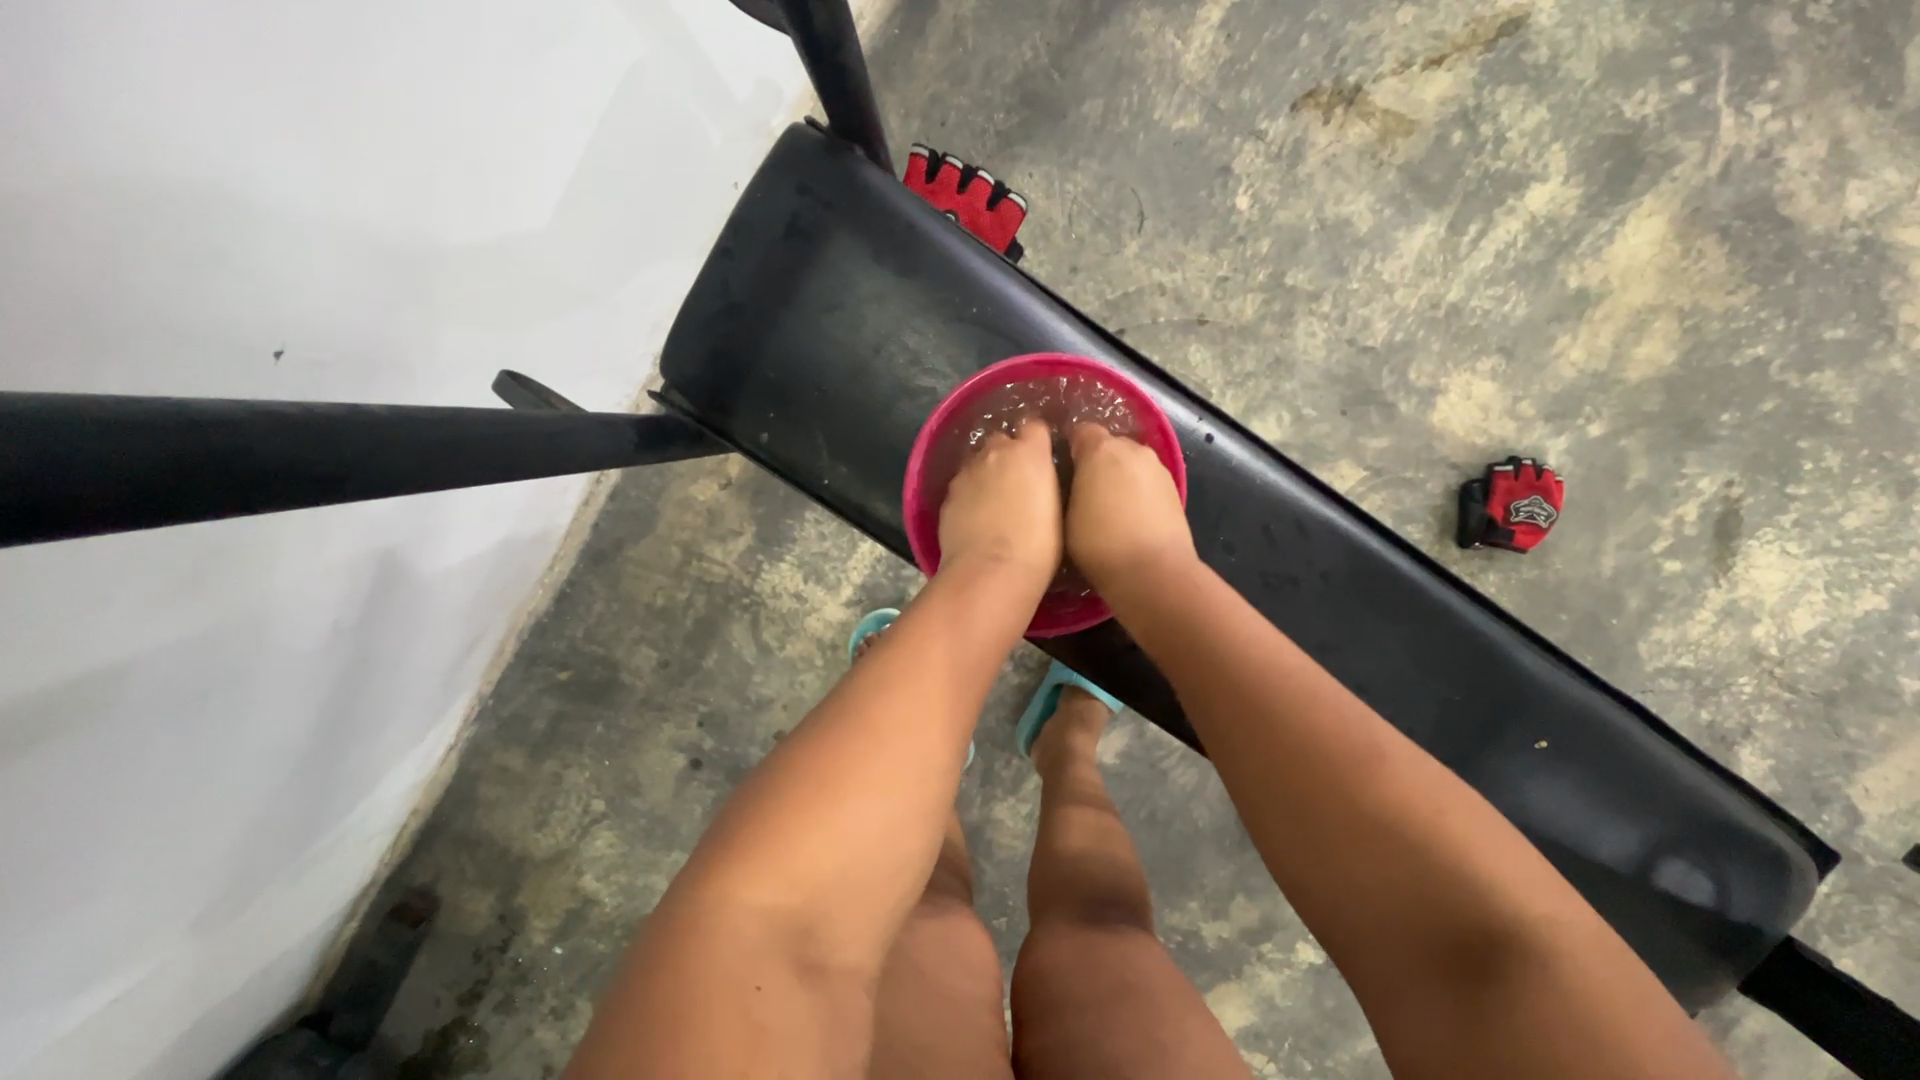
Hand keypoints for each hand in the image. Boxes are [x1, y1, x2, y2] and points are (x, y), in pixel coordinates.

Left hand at [938, 419, 1062, 583]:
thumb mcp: (1057, 511)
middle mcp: (995, 453)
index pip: (1034, 426)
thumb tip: (1038, 483)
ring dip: (985, 473)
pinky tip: (974, 517)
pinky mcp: (947, 496)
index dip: (1037, 440)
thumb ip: (1045, 485)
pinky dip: (969, 495)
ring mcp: (966, 473)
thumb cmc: (1038, 546)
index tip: (1042, 455)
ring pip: (977, 462)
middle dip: (1008, 454)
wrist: (989, 571)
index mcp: (1030, 453)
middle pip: (1001, 440)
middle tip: (1017, 481)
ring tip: (992, 500)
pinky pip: (961, 486)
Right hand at [1065, 424, 1194, 585]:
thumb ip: (1070, 487)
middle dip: (1097, 461)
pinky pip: (1147, 481)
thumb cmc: (1099, 543)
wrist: (1154, 572)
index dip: (1071, 447)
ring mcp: (1158, 468)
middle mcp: (1132, 450)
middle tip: (1084, 490)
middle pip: (1110, 444)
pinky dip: (1138, 491)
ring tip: (1109, 507)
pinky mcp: (1174, 489)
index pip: (1081, 431)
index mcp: (1101, 450)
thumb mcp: (1066, 516)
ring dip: (1120, 476)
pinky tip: (1131, 517)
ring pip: (1131, 463)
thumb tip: (1075, 481)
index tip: (1063, 468)